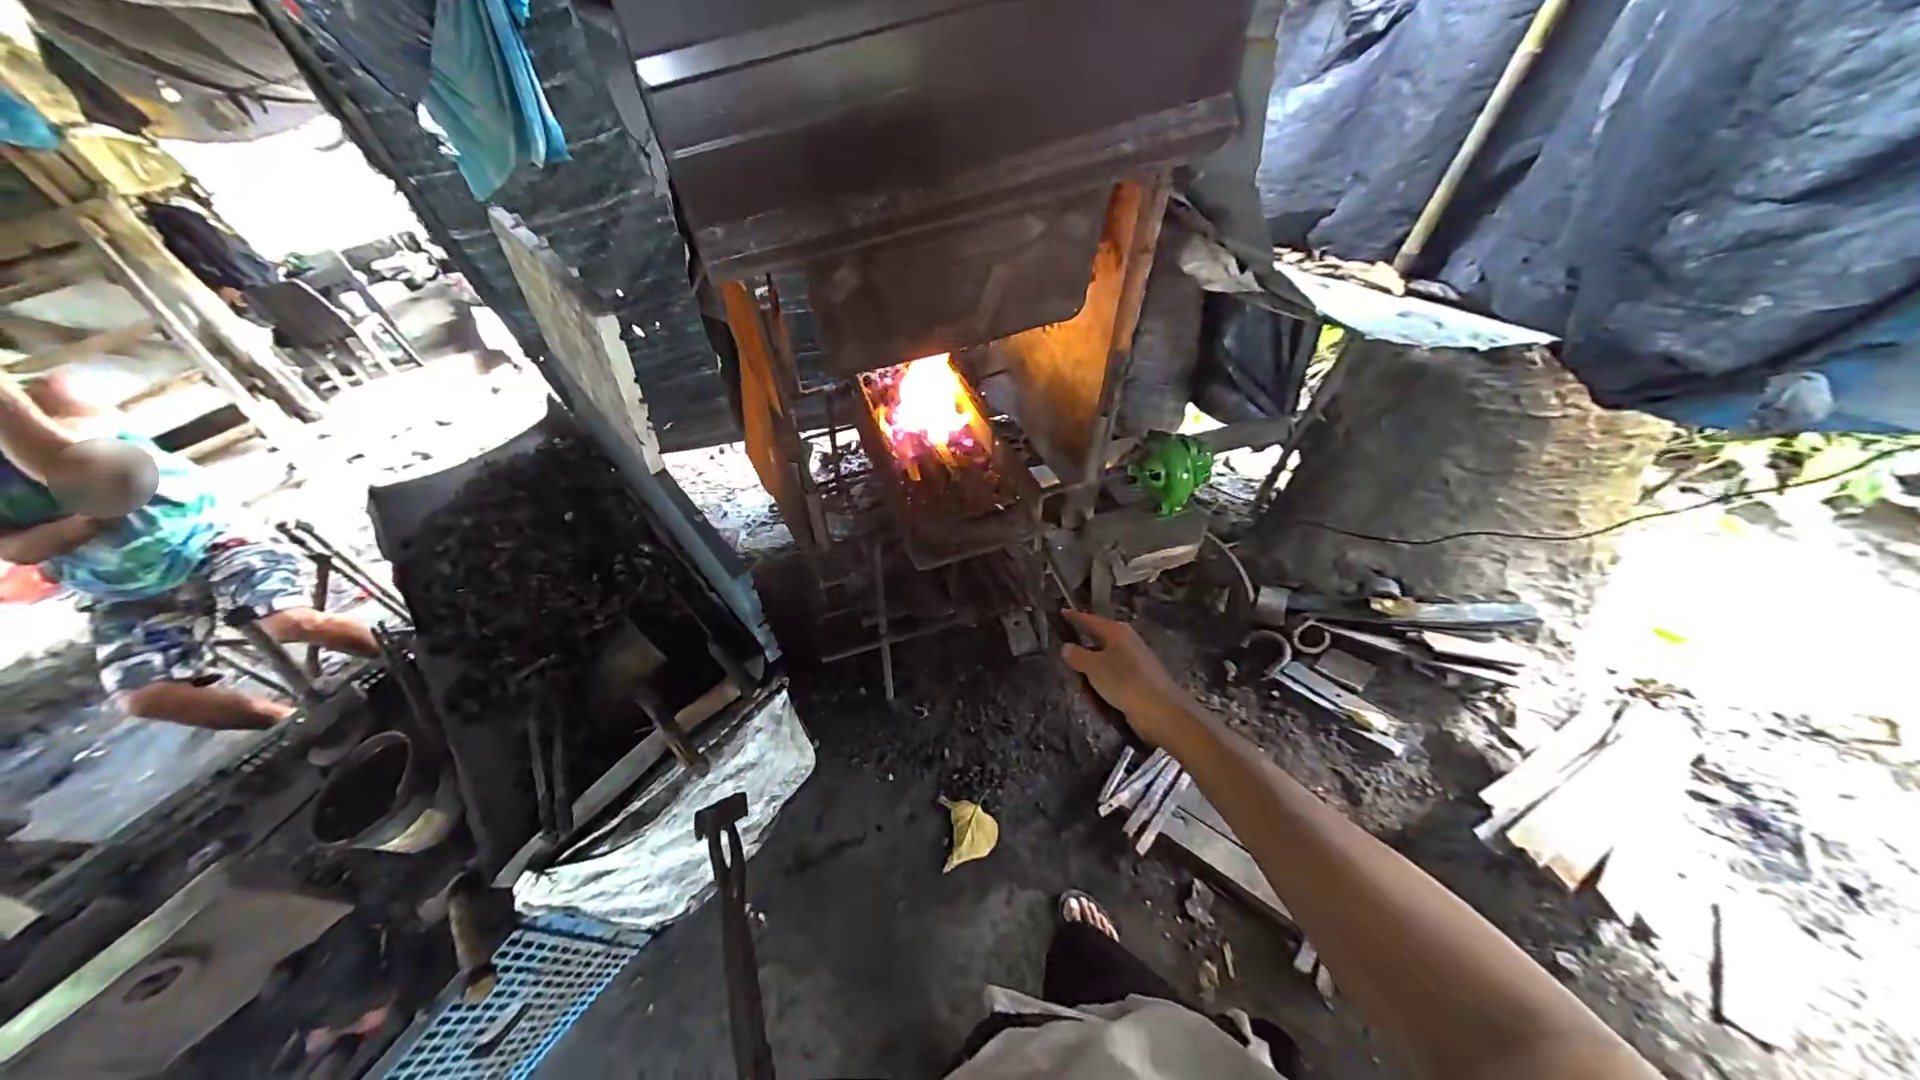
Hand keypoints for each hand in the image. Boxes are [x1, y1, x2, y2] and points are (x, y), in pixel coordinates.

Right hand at [1060, 610, 1201, 749]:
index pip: (1089, 620)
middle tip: (1064, 658)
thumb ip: (1077, 655)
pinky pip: (1112, 678)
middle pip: (1096, 641)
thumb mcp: (1094, 667)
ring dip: (1090, 673)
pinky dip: (1102, 685)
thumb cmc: (1125, 682)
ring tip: (1078, 683)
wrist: (1161, 711)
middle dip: (1080, 650)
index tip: (1060, 612)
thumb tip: (1067, 647)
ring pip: (1103, 662)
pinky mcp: (1137, 680)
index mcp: (1116, 632)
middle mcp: (1126, 642)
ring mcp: (1133, 662)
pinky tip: (1095, 697)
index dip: (1074, 617)